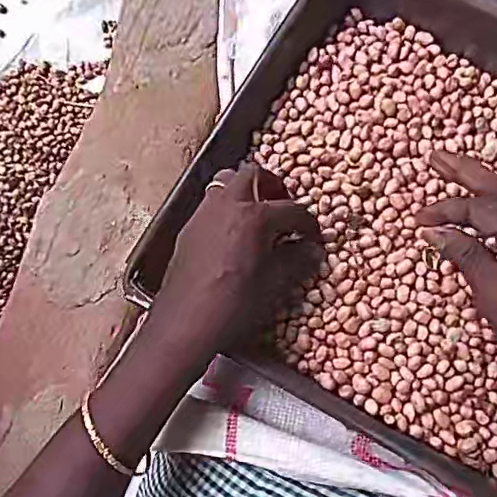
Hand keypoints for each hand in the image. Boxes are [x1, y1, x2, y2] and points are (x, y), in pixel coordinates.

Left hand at [150, 162, 321, 362]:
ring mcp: (203, 215)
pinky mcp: (188, 230)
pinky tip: (233, 236)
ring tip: (257, 216)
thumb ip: (295, 260)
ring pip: (226, 184)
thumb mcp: (273, 284)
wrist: (185, 321)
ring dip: (245, 192)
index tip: (311, 236)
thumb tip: (309, 250)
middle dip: (273, 187)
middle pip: (253, 175)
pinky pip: (211, 206)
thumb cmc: (232, 304)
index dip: (307, 223)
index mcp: (254, 216)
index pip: (291, 209)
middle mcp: (227, 206)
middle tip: (283, 207)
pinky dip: (227, 210)